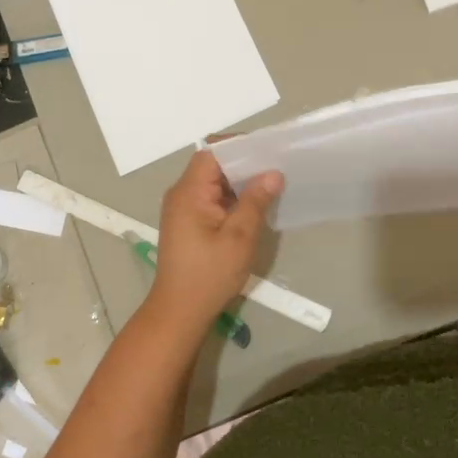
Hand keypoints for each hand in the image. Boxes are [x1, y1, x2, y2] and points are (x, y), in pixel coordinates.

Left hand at [145, 151, 283, 322]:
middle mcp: (182, 194)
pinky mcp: (189, 223)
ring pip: (214, 183)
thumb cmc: (208, 274)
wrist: (180, 311)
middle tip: (278, 167)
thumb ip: (255, 202)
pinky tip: (255, 205)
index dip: (240, 146)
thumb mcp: (238, 238)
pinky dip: (232, 199)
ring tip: (273, 184)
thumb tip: (273, 173)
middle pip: (213, 165)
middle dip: (245, 164)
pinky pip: (212, 199)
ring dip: (240, 183)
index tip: (269, 150)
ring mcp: (183, 209)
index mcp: (189, 192)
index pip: (213, 152)